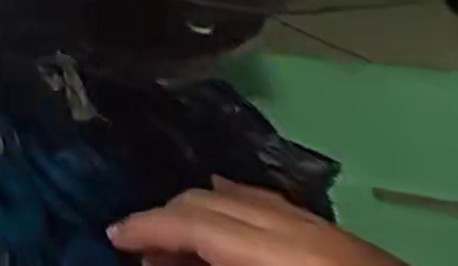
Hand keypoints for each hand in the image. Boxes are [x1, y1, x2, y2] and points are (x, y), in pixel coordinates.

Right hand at [108, 178, 405, 265]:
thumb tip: (167, 265)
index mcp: (286, 255)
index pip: (197, 224)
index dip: (148, 227)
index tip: (111, 237)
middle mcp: (301, 230)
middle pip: (209, 203)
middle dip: (165, 221)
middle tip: (138, 252)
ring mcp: (327, 232)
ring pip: (236, 198)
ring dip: (197, 213)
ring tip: (175, 244)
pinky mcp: (346, 242)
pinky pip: (272, 205)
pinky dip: (236, 203)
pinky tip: (223, 200)